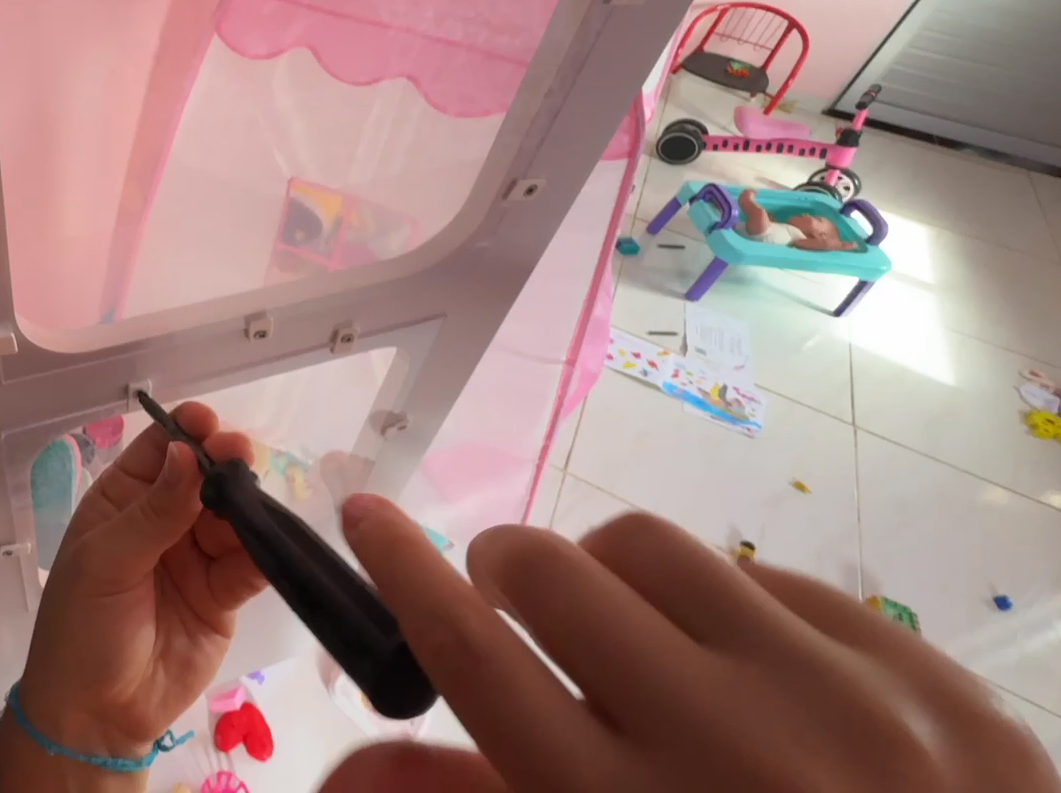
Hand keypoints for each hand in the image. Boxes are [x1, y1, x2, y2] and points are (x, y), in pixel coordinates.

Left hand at [15, 403, 265, 758]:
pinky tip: (269, 541)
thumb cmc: (82, 625)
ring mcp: (195, 555)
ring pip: (231, 514)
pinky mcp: (223, 593)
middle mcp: (163, 518)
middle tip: (240, 456)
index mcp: (124, 499)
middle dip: (222, 461)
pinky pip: (248, 562)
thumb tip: (186, 454)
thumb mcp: (107, 560)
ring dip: (246, 503)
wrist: (97, 715)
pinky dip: (262, 549)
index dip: (183, 430)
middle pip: (202, 475)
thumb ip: (153, 511)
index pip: (158, 450)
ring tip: (255, 500)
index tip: (207, 423)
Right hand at [326, 498, 1060, 791]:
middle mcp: (734, 753)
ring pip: (646, 545)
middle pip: (545, 569)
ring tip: (649, 651)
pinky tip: (772, 696)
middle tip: (524, 617)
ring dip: (614, 583)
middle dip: (508, 574)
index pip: (469, 650)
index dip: (400, 567)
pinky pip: (767, 578)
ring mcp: (852, 707)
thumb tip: (334, 775)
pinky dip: (732, 618)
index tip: (363, 510)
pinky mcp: (942, 685)